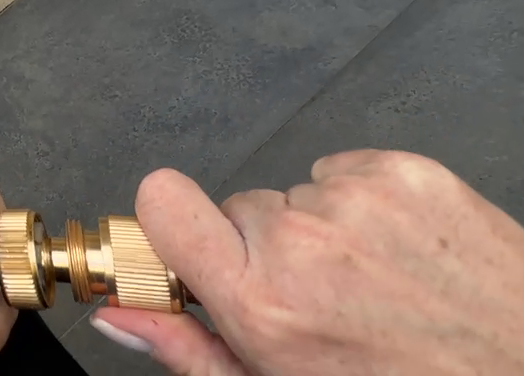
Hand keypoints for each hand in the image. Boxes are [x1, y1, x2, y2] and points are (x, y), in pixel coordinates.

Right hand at [92, 150, 523, 375]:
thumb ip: (188, 351)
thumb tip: (113, 313)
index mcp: (264, 301)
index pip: (159, 199)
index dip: (172, 223)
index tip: (205, 253)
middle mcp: (302, 238)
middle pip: (239, 206)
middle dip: (268, 247)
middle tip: (331, 303)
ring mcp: (358, 199)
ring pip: (295, 193)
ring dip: (323, 230)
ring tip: (384, 286)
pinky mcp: (406, 171)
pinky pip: (345, 171)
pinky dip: (366, 205)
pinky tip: (410, 257)